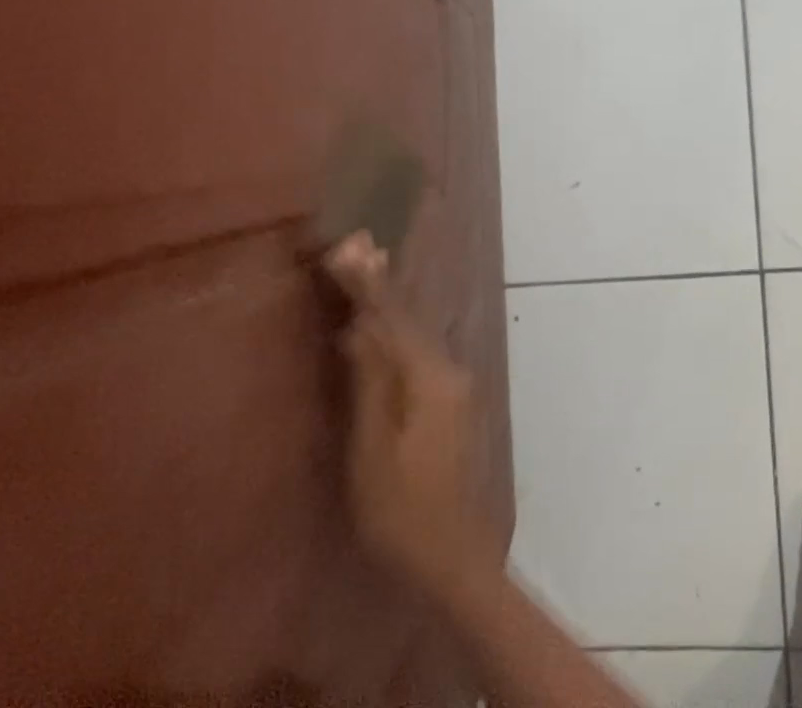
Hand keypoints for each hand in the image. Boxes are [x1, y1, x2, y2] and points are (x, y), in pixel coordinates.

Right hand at [324, 232, 504, 596]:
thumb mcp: (373, 449)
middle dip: (380, 283)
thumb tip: (359, 327)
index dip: (366, 284)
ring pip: (415, 334)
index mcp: (431, 379)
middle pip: (408, 319)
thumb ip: (369, 382)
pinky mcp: (451, 403)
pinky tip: (383, 322)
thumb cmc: (403, 511)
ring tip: (367, 264)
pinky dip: (399, 331)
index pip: (392, 318)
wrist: (455, 558)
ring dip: (389, 303)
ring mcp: (455, 388)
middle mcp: (450, 372)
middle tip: (357, 243)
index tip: (346, 246)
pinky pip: (419, 353)